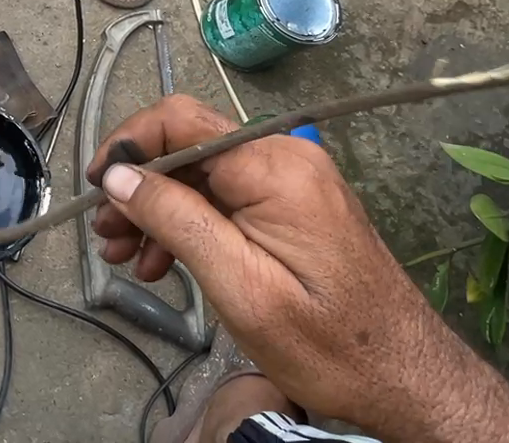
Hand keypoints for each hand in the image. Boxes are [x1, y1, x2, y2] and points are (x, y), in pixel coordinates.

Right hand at [86, 95, 508, 442]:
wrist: (412, 385)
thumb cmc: (329, 346)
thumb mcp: (241, 288)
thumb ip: (176, 220)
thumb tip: (117, 176)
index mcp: (273, 166)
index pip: (179, 121)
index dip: (128, 144)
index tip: (97, 185)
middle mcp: (280, 155)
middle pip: (183, 145)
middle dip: (136, 185)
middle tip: (104, 231)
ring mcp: (286, 177)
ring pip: (196, 172)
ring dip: (154, 207)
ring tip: (121, 250)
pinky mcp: (287, 201)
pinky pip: (220, 195)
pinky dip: (184, 220)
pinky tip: (159, 258)